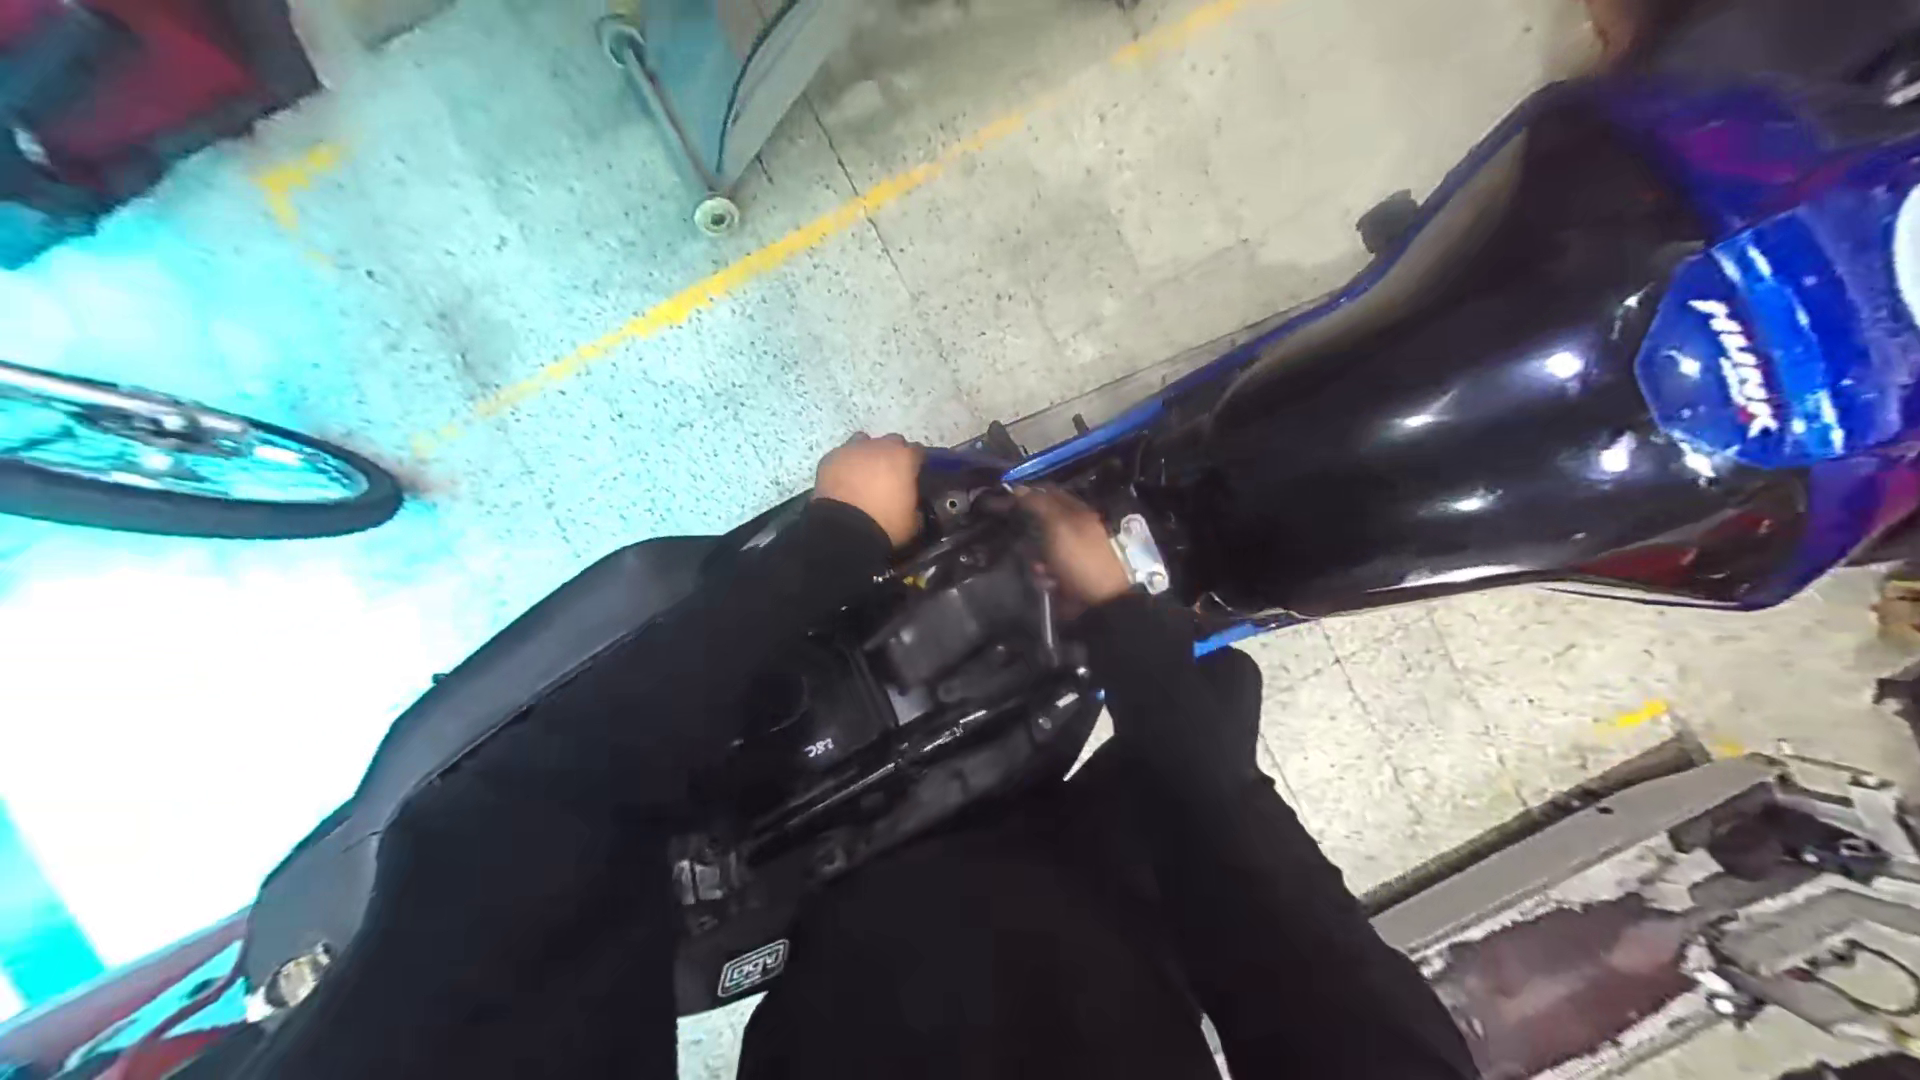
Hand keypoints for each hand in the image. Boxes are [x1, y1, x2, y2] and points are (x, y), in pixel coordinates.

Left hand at [814, 433, 924, 547]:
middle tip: (889, 476)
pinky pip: (842, 455)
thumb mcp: (913, 521)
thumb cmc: (886, 525)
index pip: (918, 451)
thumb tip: (911, 503)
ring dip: (868, 454)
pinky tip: (843, 480)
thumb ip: (915, 504)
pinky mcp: (830, 457)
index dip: (916, 464)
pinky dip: (845, 464)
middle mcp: (880, 446)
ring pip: (864, 442)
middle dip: (893, 455)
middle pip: (892, 442)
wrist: (844, 531)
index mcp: (904, 458)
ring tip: (864, 473)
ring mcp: (852, 449)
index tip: (914, 476)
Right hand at [1017, 487, 1131, 609]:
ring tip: (1042, 570)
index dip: (1026, 494)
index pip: (1047, 494)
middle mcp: (1075, 530)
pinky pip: (1046, 572)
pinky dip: (1045, 578)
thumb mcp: (1059, 525)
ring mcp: (1072, 555)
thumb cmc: (1082, 558)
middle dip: (1028, 535)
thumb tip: (1019, 487)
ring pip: (1039, 550)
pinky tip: (1051, 584)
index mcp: (1078, 512)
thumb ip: (1039, 504)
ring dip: (1036, 560)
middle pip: (1039, 524)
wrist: (1103, 602)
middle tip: (1022, 543)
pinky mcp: (1067, 577)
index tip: (1003, 501)